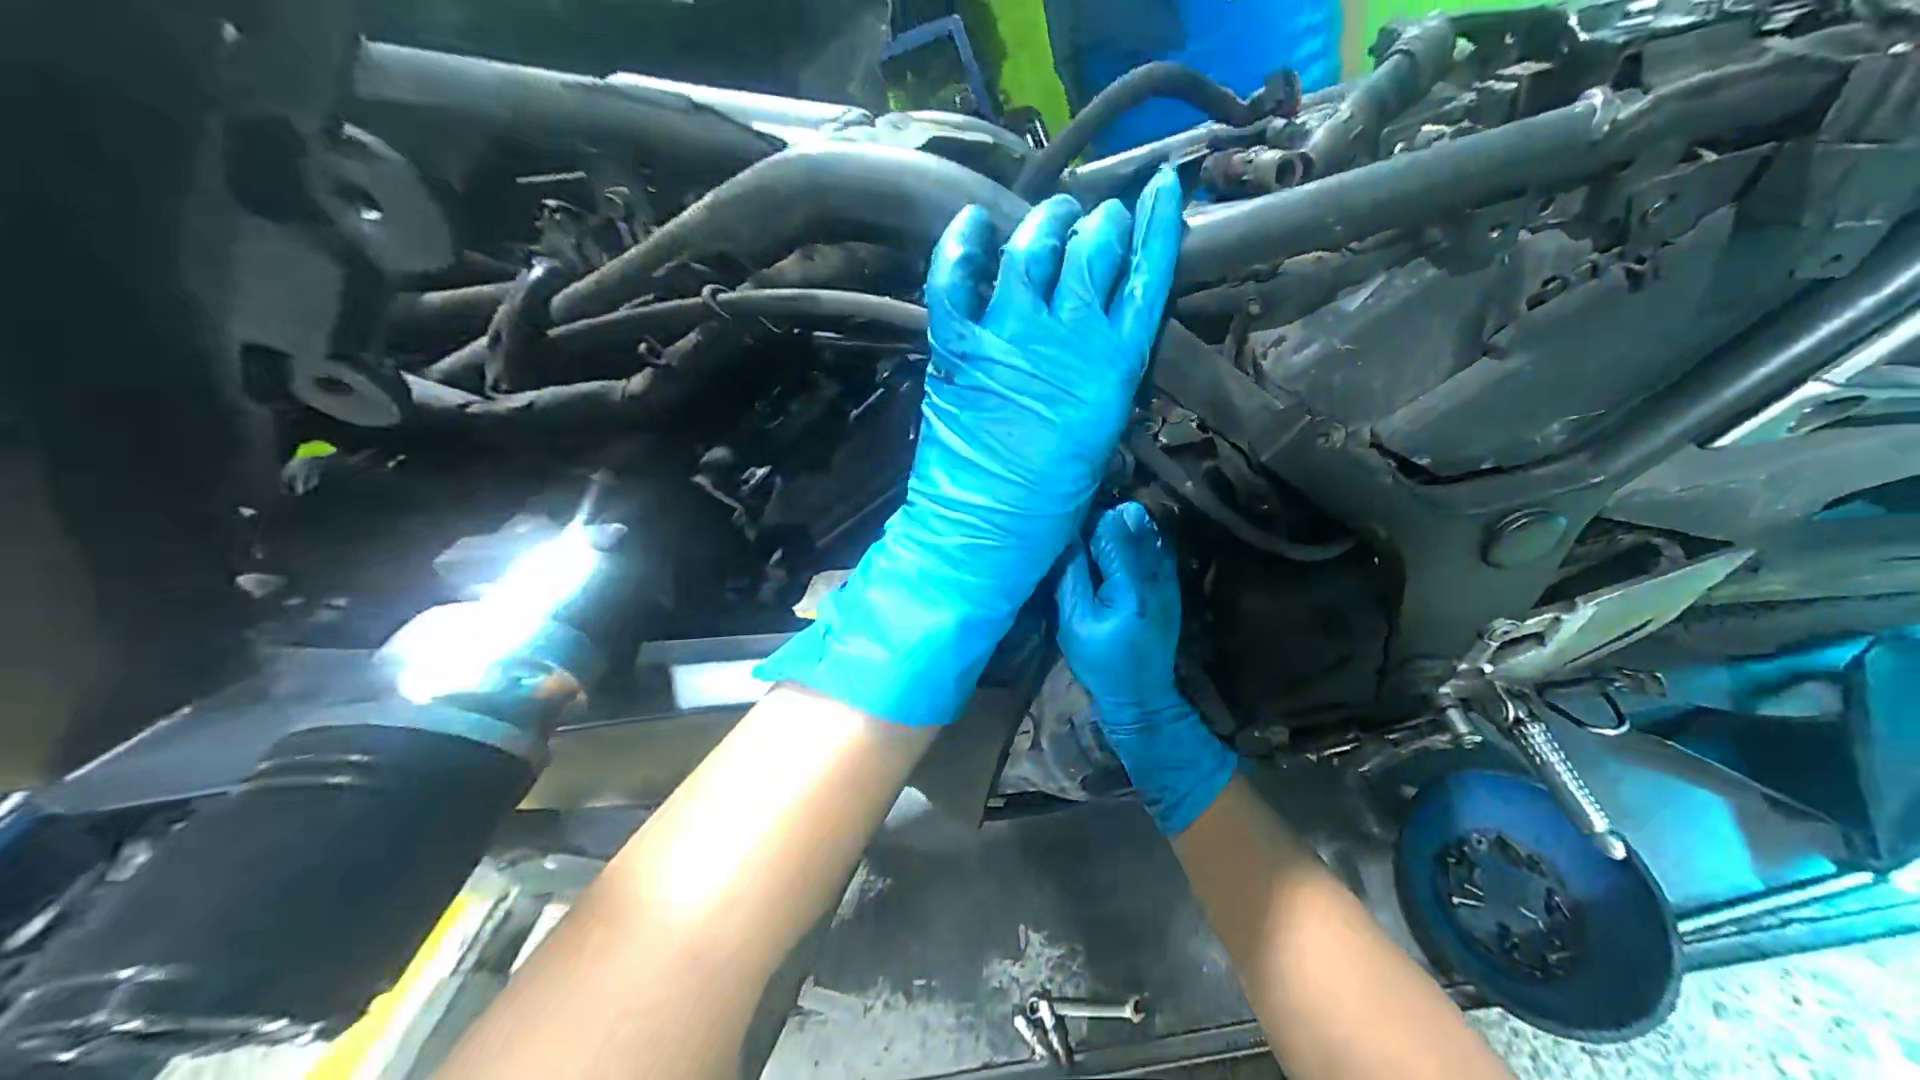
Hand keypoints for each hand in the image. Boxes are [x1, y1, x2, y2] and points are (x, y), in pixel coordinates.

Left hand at [758, 166, 1186, 726]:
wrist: (985, 531)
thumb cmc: (1051, 502)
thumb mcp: (1100, 438)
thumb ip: (1103, 379)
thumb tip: (1099, 338)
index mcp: (1113, 368)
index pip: (1145, 277)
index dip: (1154, 227)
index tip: (1160, 190)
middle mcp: (1066, 339)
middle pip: (1092, 252)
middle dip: (1100, 223)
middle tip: (1097, 217)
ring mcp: (1008, 338)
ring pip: (1031, 251)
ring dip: (1045, 224)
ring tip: (1051, 216)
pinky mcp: (959, 347)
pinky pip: (955, 281)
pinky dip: (962, 246)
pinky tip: (975, 221)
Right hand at [1057, 502, 1234, 833]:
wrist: (1143, 693)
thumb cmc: (1102, 662)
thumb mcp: (1074, 621)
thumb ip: (1071, 573)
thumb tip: (1066, 532)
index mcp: (1132, 584)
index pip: (1110, 525)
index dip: (1085, 522)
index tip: (1066, 532)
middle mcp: (1158, 571)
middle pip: (1130, 518)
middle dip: (1102, 521)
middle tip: (1078, 542)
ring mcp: (1169, 575)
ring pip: (1143, 526)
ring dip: (1117, 529)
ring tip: (1095, 549)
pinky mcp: (1171, 581)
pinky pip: (1151, 543)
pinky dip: (1131, 541)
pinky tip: (1113, 558)